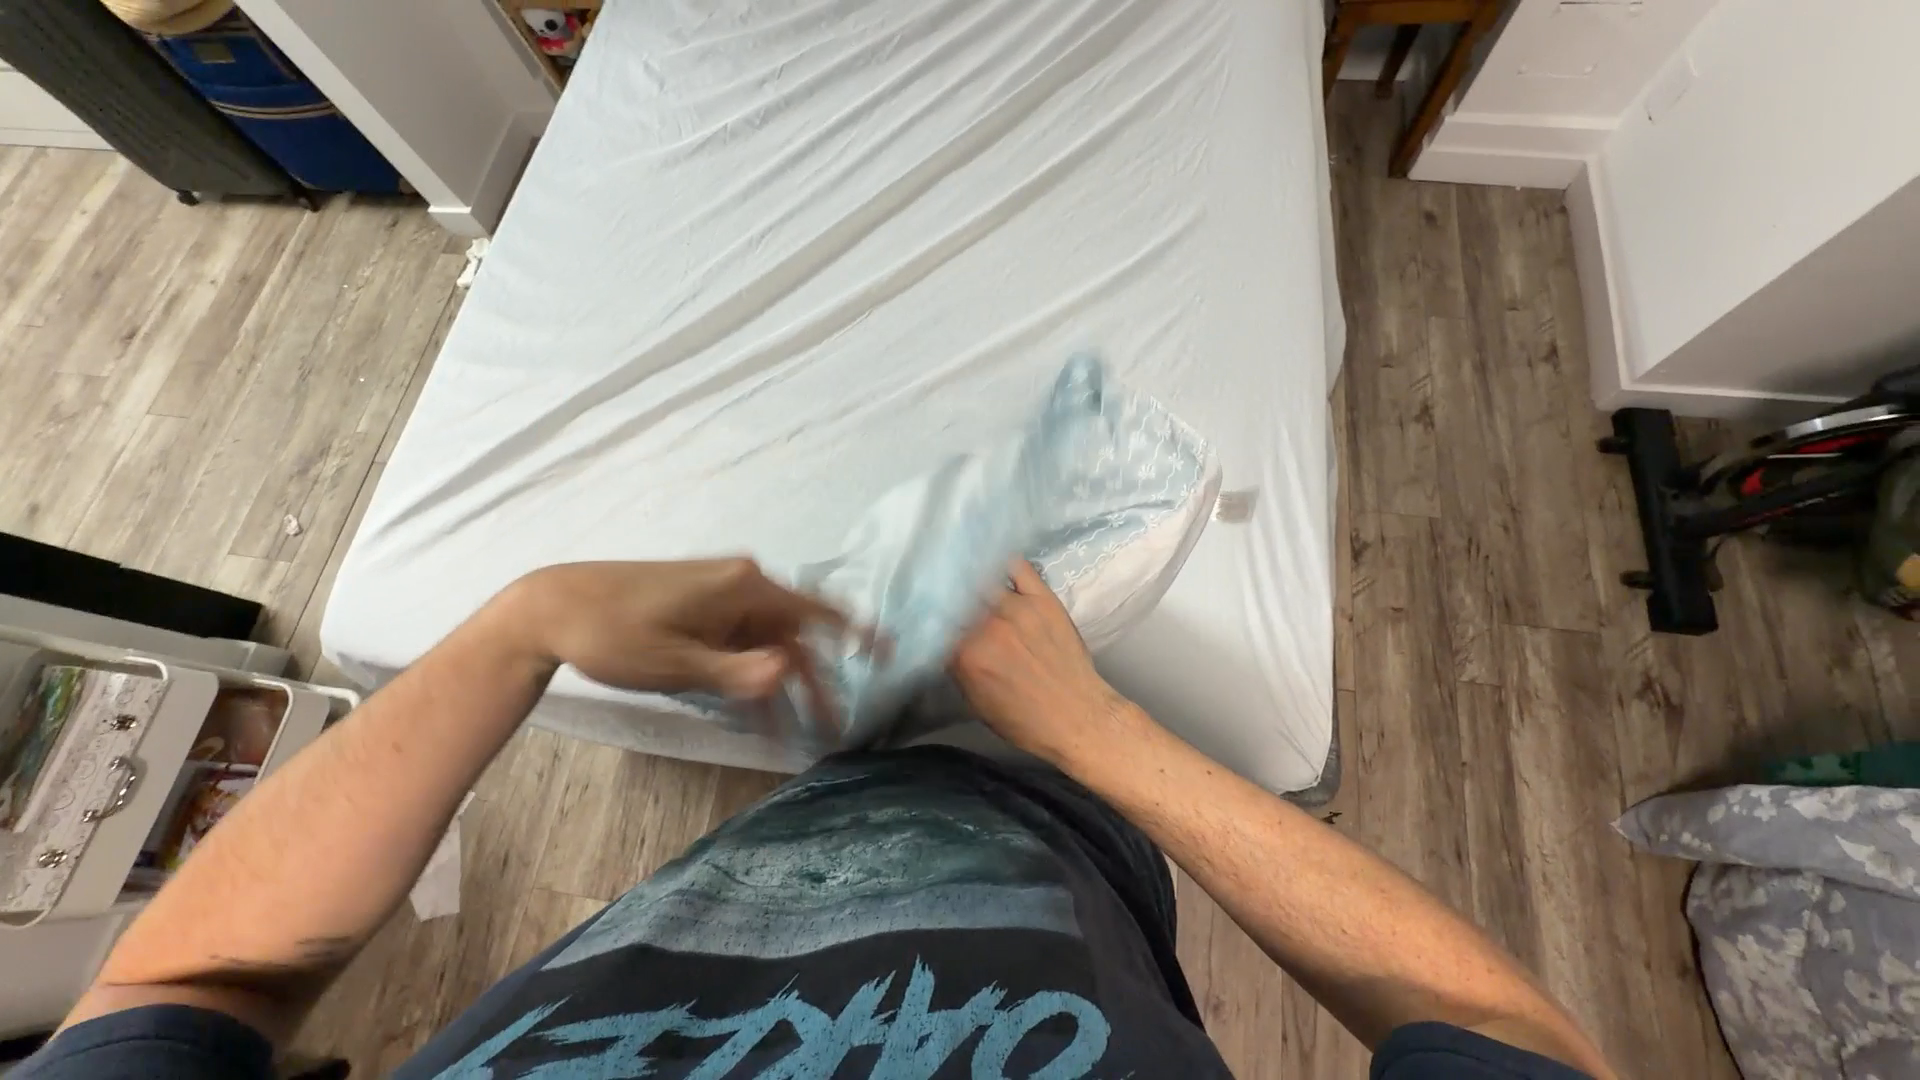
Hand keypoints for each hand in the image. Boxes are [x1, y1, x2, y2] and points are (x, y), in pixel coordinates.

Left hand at [500, 559, 854, 711]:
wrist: (553, 608)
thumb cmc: (612, 633)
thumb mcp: (672, 661)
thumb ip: (733, 670)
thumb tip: (789, 672)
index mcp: (743, 588)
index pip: (814, 610)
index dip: (855, 630)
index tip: (887, 651)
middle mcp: (742, 587)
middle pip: (794, 637)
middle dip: (815, 684)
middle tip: (834, 730)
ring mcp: (724, 600)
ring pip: (770, 647)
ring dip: (783, 689)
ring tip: (798, 737)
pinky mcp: (706, 614)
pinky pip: (744, 648)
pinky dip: (753, 680)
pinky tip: (758, 716)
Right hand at [949, 559, 1137, 763]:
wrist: (1078, 717)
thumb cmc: (1025, 721)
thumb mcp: (975, 702)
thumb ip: (956, 667)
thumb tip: (944, 641)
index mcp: (966, 654)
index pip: (937, 624)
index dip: (931, 619)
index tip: (929, 616)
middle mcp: (988, 625)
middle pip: (957, 598)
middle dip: (949, 599)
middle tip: (948, 599)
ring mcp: (1017, 608)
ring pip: (983, 581)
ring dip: (973, 582)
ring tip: (968, 581)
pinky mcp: (1043, 598)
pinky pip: (1018, 567)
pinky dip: (1003, 565)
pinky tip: (996, 568)